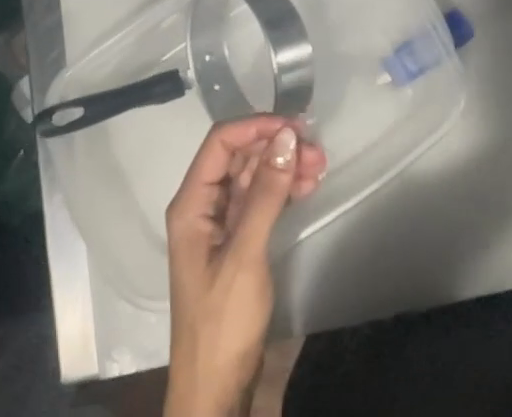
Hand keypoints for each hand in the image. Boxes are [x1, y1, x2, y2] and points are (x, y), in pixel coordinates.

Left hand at [165, 116, 327, 416]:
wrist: (216, 385)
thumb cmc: (223, 319)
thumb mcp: (246, 253)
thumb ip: (265, 194)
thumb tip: (285, 138)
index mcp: (191, 204)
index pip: (220, 144)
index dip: (255, 128)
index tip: (295, 127)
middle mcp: (203, 208)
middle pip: (239, 159)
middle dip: (275, 147)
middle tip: (317, 150)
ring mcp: (222, 227)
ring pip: (253, 180)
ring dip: (283, 168)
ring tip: (320, 166)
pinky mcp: (240, 245)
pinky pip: (261, 204)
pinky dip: (283, 193)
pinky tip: (307, 187)